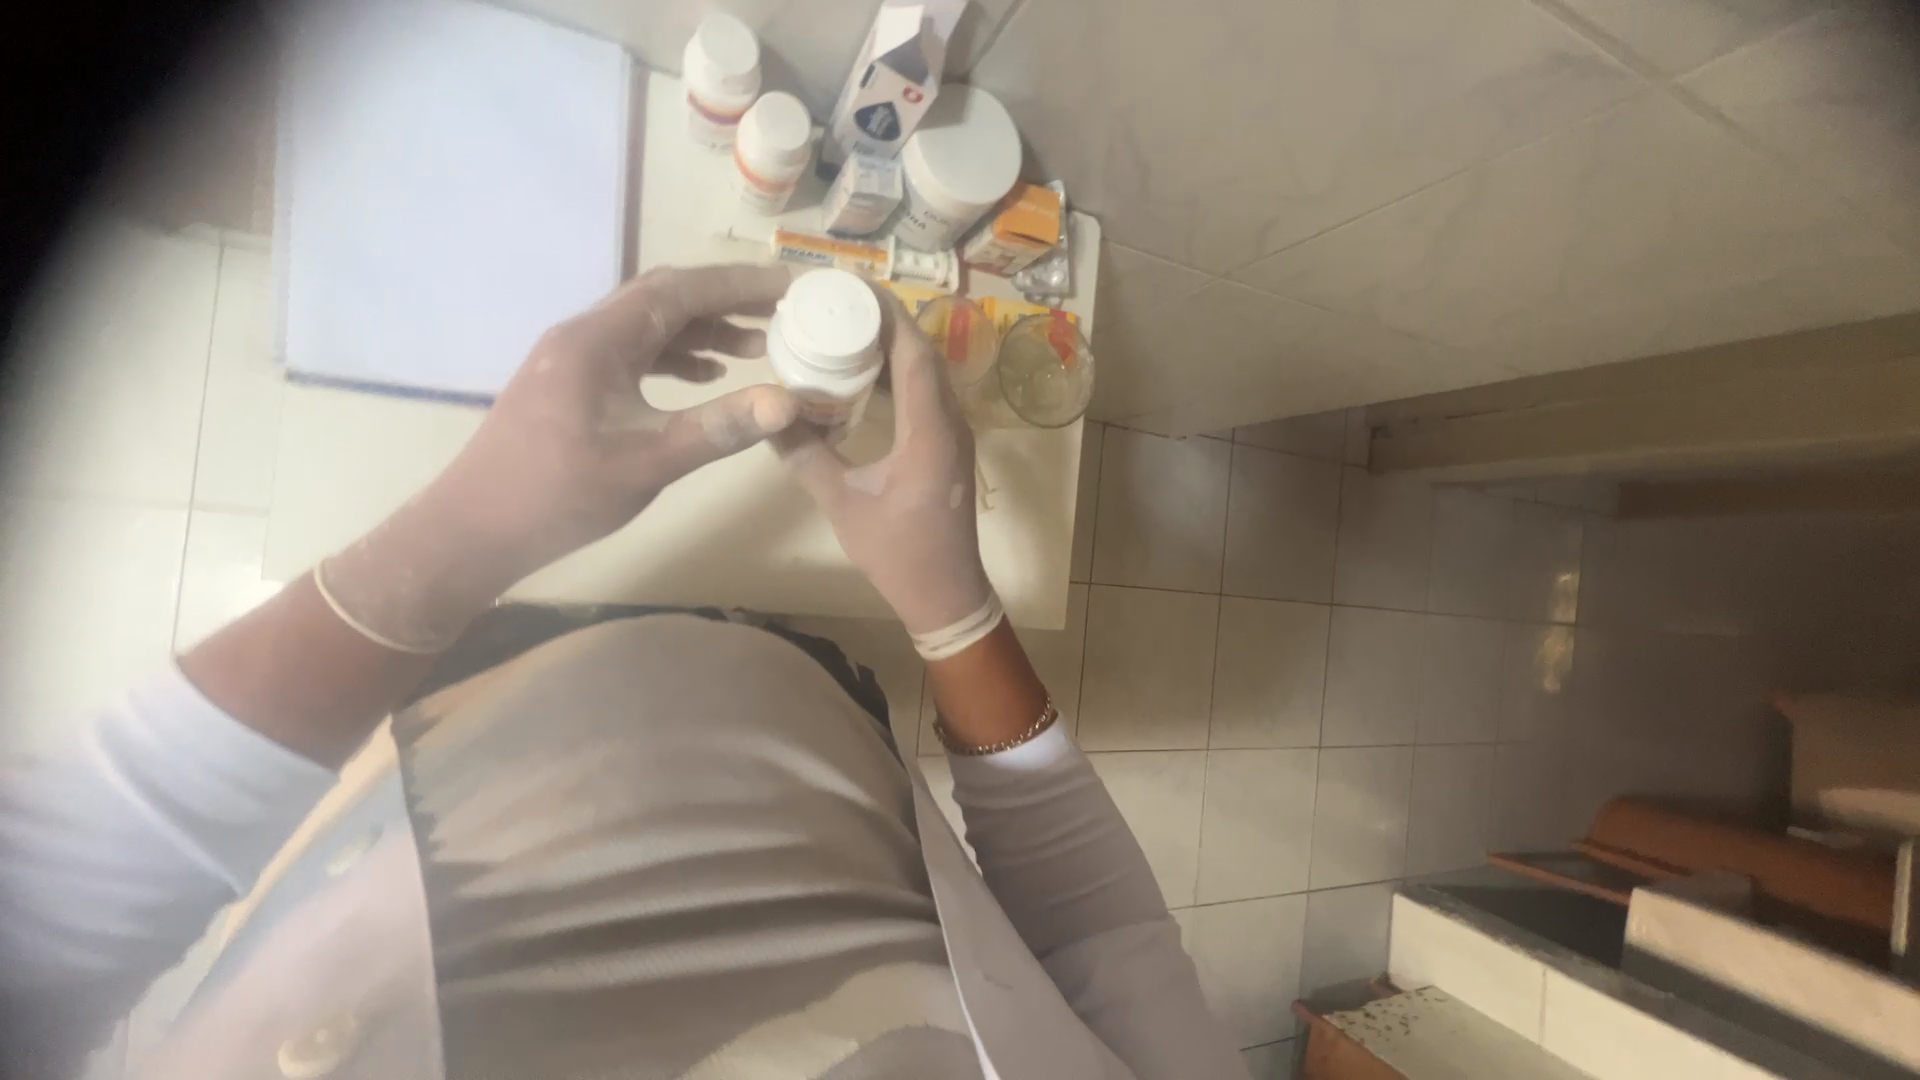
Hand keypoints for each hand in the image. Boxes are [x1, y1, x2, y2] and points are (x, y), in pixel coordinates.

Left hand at [319, 264, 800, 650]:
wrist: (478, 529)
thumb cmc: (560, 494)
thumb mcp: (649, 462)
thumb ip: (720, 428)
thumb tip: (788, 403)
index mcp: (598, 340)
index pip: (679, 291)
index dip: (738, 285)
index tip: (788, 287)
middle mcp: (585, 335)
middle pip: (665, 299)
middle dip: (726, 301)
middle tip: (781, 313)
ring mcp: (575, 358)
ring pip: (650, 326)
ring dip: (703, 330)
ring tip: (757, 347)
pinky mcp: (573, 383)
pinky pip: (635, 352)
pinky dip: (677, 356)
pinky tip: (707, 375)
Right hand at [775, 288, 994, 649]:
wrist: (945, 592)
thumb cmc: (897, 552)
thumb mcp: (843, 504)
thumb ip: (806, 456)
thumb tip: (768, 416)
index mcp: (929, 431)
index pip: (913, 353)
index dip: (886, 314)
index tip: (850, 288)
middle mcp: (950, 423)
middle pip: (923, 355)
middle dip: (885, 323)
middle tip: (838, 304)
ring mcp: (955, 434)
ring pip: (927, 374)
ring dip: (892, 349)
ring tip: (846, 331)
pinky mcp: (950, 446)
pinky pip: (927, 396)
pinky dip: (899, 378)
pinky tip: (864, 378)